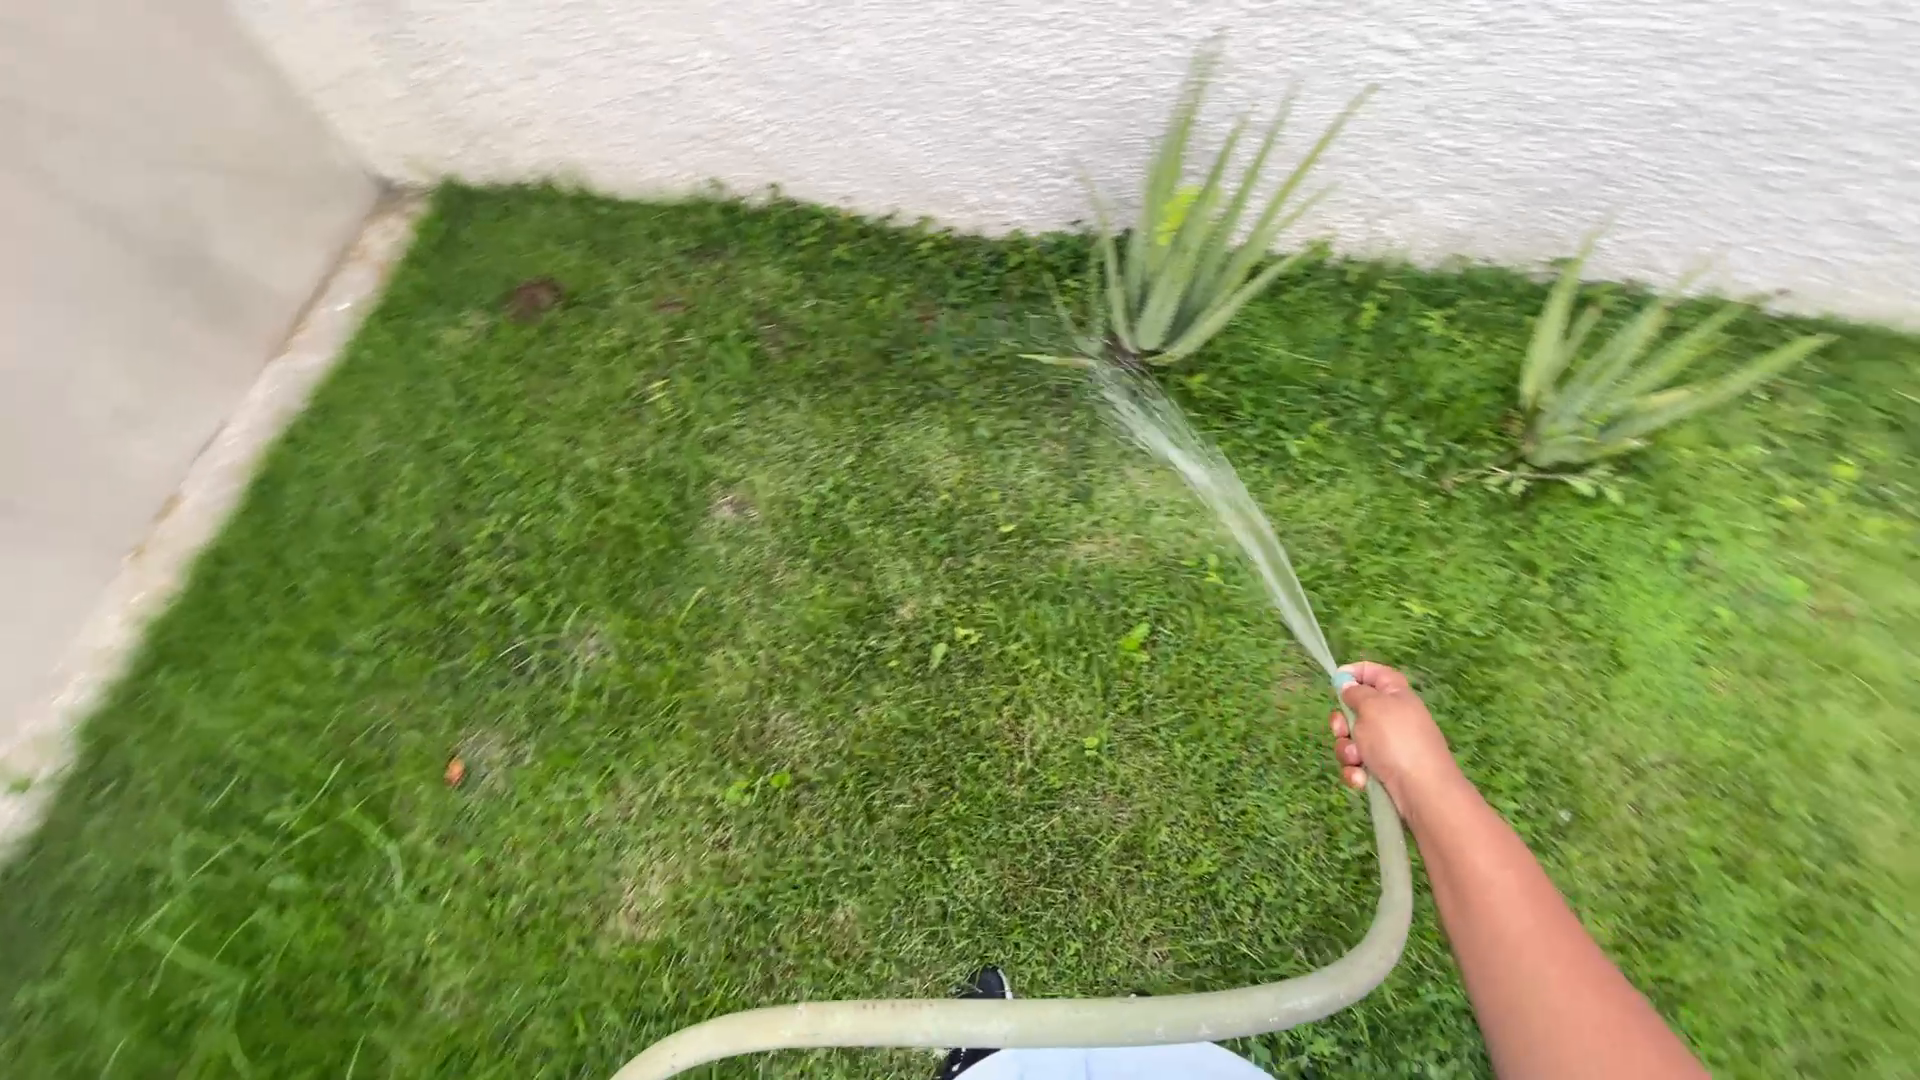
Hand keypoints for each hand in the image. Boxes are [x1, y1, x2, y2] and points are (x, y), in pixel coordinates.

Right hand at [1328, 661, 1460, 808]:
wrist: (1421, 790)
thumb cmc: (1396, 740)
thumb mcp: (1372, 706)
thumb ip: (1355, 692)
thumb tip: (1347, 686)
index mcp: (1395, 695)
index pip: (1374, 673)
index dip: (1354, 673)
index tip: (1335, 681)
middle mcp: (1391, 717)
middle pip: (1354, 709)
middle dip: (1341, 722)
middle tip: (1342, 730)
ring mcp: (1387, 745)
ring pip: (1351, 739)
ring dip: (1346, 749)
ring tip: (1357, 760)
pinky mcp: (1382, 769)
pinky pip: (1357, 763)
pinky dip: (1355, 770)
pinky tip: (1362, 778)